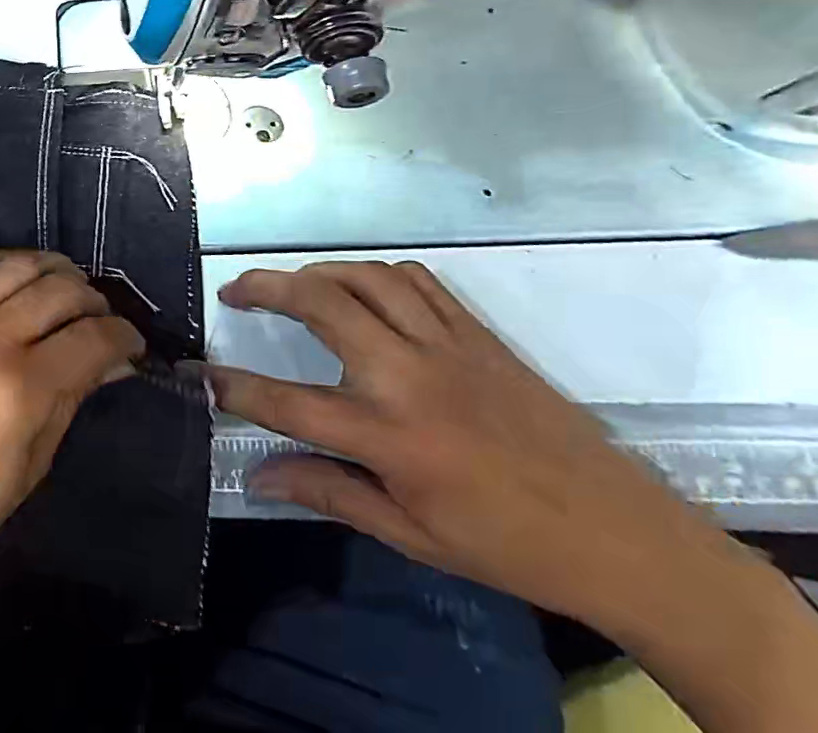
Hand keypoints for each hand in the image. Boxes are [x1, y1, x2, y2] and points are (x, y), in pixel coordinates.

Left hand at [0, 248, 143, 599]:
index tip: (132, 345)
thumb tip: (113, 362)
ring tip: (66, 290)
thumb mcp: (34, 462)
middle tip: (100, 323)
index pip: (93, 338)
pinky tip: (9, 274)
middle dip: (95, 303)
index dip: (124, 337)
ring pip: (18, 266)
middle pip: (62, 291)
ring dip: (55, 271)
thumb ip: (74, 397)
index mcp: (21, 389)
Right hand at [204, 260, 764, 639]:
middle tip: (234, 291)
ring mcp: (449, 345)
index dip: (233, 388)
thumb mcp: (408, 534)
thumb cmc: (505, 546)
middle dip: (267, 287)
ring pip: (369, 278)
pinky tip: (361, 288)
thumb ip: (327, 491)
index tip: (198, 374)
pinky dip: (377, 274)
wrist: (619, 533)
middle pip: (323, 304)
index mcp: (391, 436)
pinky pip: (418, 282)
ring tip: (291, 284)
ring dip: (319, 271)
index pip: (288, 403)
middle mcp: (411, 375)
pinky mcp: (480, 335)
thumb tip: (258, 473)